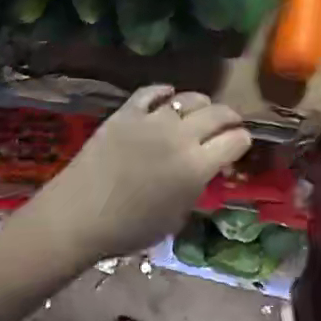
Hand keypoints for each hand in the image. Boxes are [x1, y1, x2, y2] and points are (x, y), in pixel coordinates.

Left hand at [35, 85, 250, 259]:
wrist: (79, 214)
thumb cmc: (130, 228)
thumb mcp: (176, 215)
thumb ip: (195, 186)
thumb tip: (202, 169)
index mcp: (197, 167)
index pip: (236, 141)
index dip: (242, 142)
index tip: (240, 145)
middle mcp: (179, 137)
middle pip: (217, 114)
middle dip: (229, 118)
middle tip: (228, 124)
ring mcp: (149, 121)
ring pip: (187, 99)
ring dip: (200, 104)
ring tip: (200, 112)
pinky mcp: (123, 114)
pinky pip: (150, 93)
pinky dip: (163, 92)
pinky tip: (167, 96)